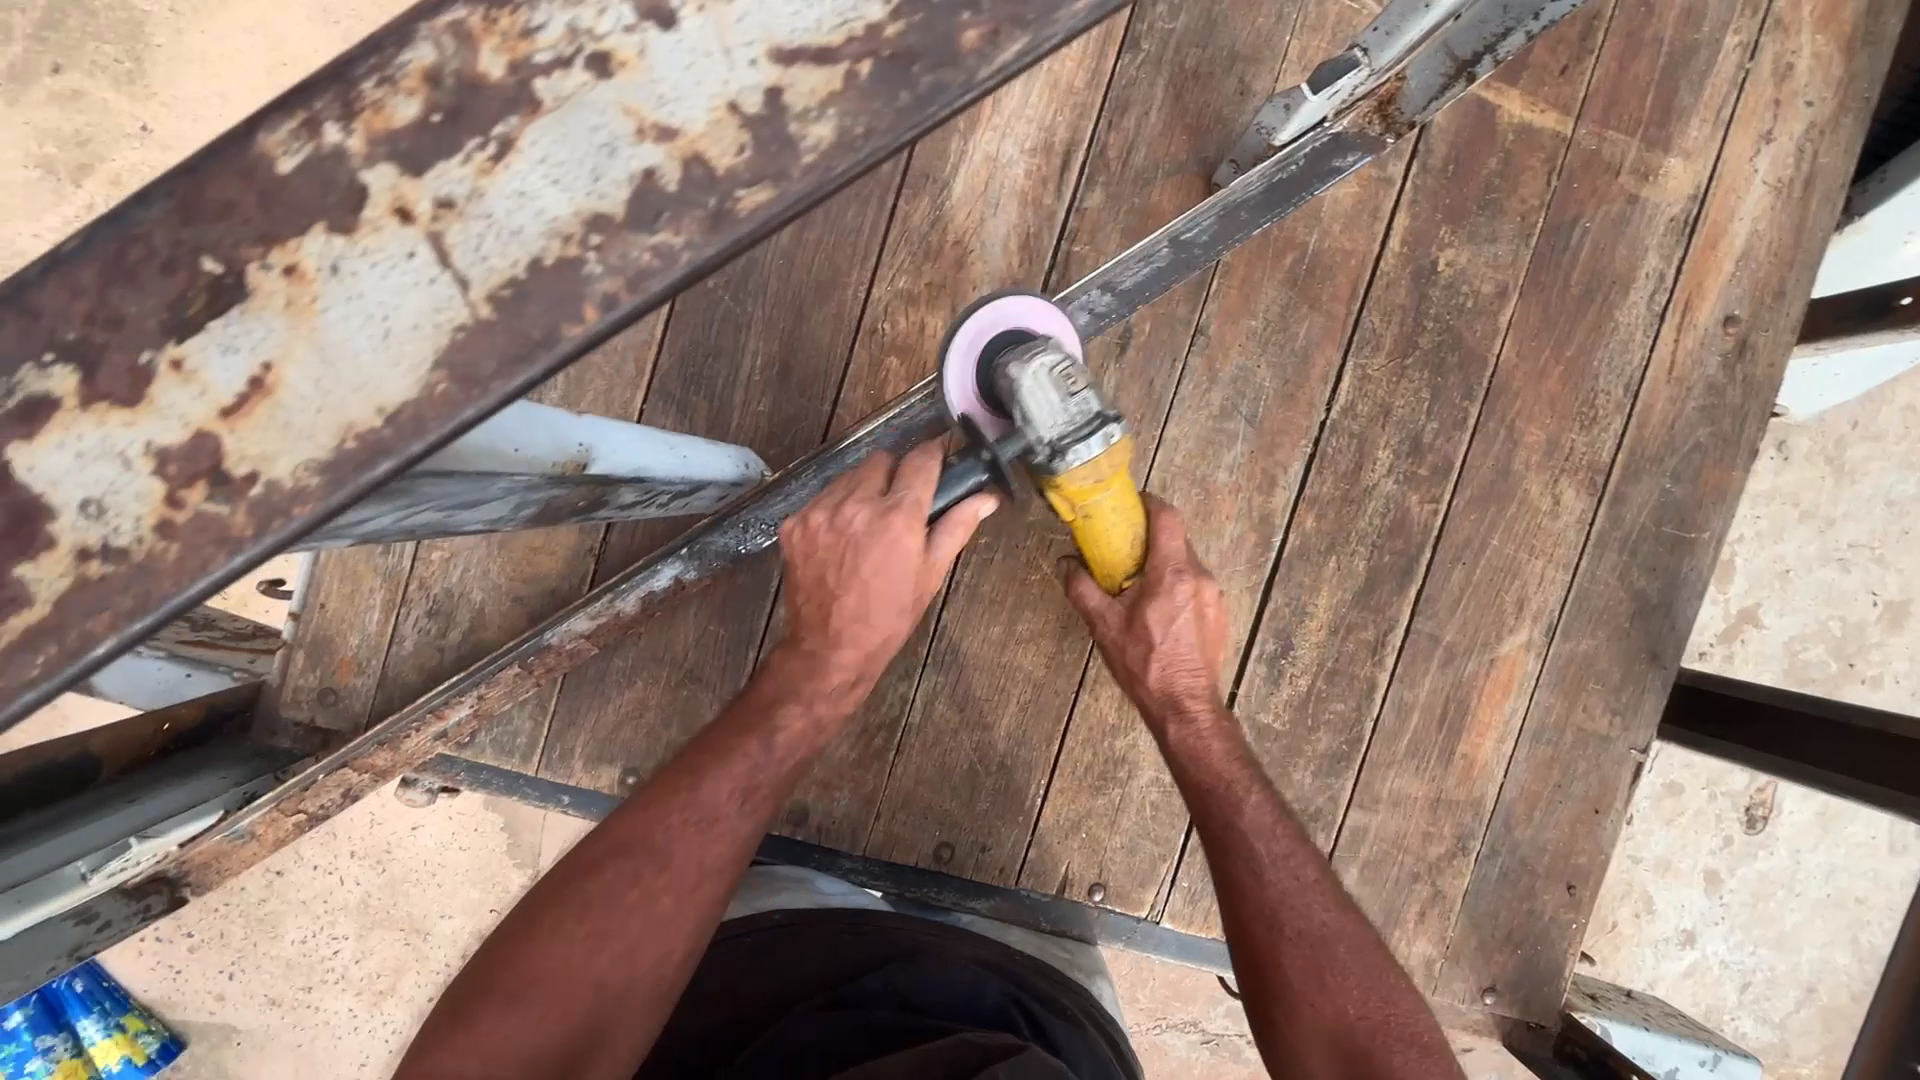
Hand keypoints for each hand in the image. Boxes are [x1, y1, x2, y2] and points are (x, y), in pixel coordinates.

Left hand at [777, 440, 997, 697]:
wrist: (830, 648)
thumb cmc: (889, 616)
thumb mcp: (931, 574)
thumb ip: (957, 526)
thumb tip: (987, 497)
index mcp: (898, 517)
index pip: (921, 460)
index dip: (933, 453)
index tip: (938, 456)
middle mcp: (857, 505)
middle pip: (882, 459)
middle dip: (896, 472)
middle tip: (902, 501)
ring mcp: (821, 512)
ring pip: (850, 475)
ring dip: (865, 487)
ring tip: (869, 521)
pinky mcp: (795, 523)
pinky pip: (822, 497)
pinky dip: (836, 507)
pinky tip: (843, 536)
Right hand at [1060, 495, 1228, 726]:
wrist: (1184, 706)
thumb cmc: (1144, 664)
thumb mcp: (1103, 625)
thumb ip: (1081, 588)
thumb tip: (1065, 564)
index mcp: (1172, 572)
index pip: (1168, 517)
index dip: (1149, 504)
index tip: (1130, 506)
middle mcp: (1199, 577)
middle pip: (1176, 540)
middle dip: (1149, 539)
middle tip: (1123, 550)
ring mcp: (1214, 597)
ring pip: (1187, 564)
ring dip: (1163, 565)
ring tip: (1137, 585)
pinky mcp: (1219, 616)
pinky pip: (1196, 587)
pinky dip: (1176, 586)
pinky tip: (1157, 611)